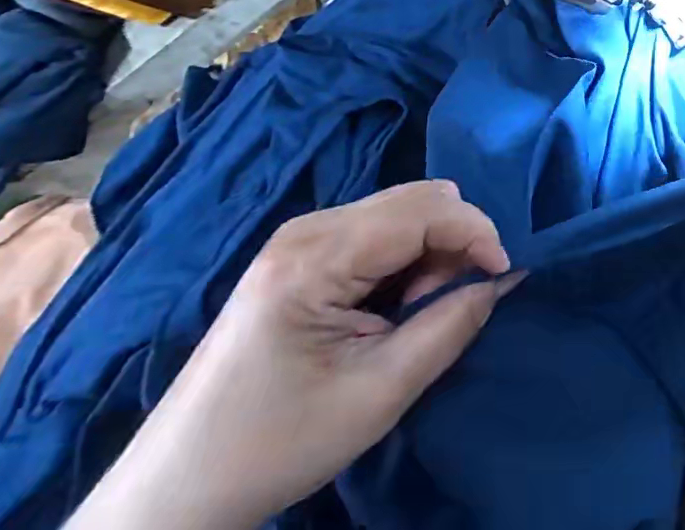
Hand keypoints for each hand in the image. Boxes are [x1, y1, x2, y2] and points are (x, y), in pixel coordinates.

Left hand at [69, 182, 514, 529]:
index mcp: (315, 256)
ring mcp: (300, 237)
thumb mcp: (378, 393)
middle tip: (452, 304)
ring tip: (417, 314)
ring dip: (431, 251)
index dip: (475, 232)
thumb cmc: (277, 443)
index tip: (505, 276)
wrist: (179, 484)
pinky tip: (393, 306)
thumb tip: (505, 278)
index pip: (421, 209)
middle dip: (454, 240)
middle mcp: (307, 227)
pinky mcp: (300, 253)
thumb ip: (450, 325)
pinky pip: (377, 232)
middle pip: (413, 199)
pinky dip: (407, 258)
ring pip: (400, 212)